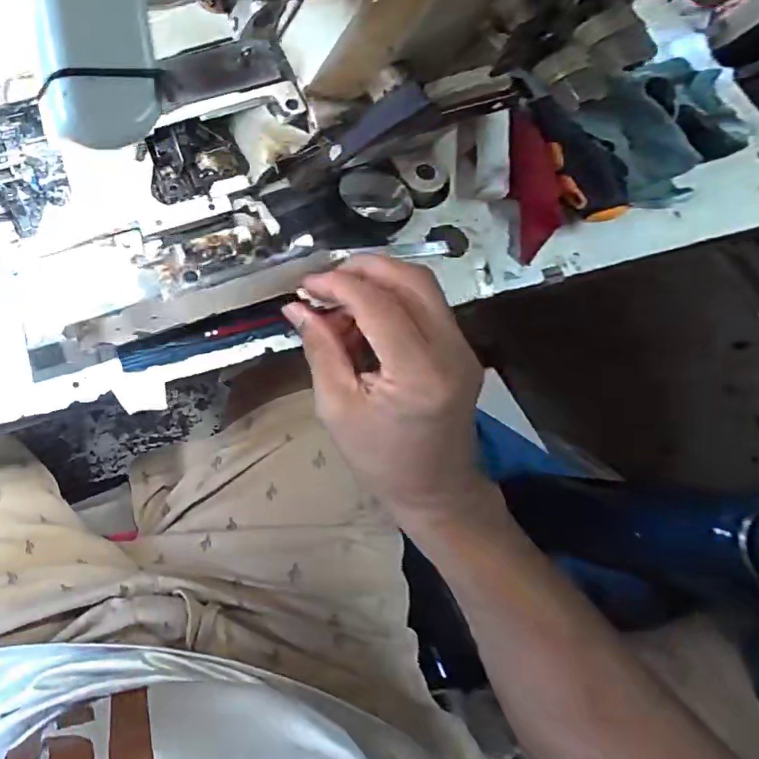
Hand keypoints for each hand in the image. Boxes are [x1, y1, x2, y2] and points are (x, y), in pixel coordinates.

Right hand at [281, 256, 497, 529]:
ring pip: (420, 286)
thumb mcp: (334, 405)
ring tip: (333, 306)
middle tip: (319, 285)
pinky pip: (422, 304)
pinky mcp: (458, 348)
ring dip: (372, 282)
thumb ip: (320, 349)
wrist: (435, 488)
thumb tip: (297, 307)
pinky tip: (355, 320)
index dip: (337, 284)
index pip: (379, 304)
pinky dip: (385, 298)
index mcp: (418, 372)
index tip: (302, 286)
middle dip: (360, 269)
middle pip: (411, 280)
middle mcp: (451, 351)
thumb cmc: (377, 455)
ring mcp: (461, 348)